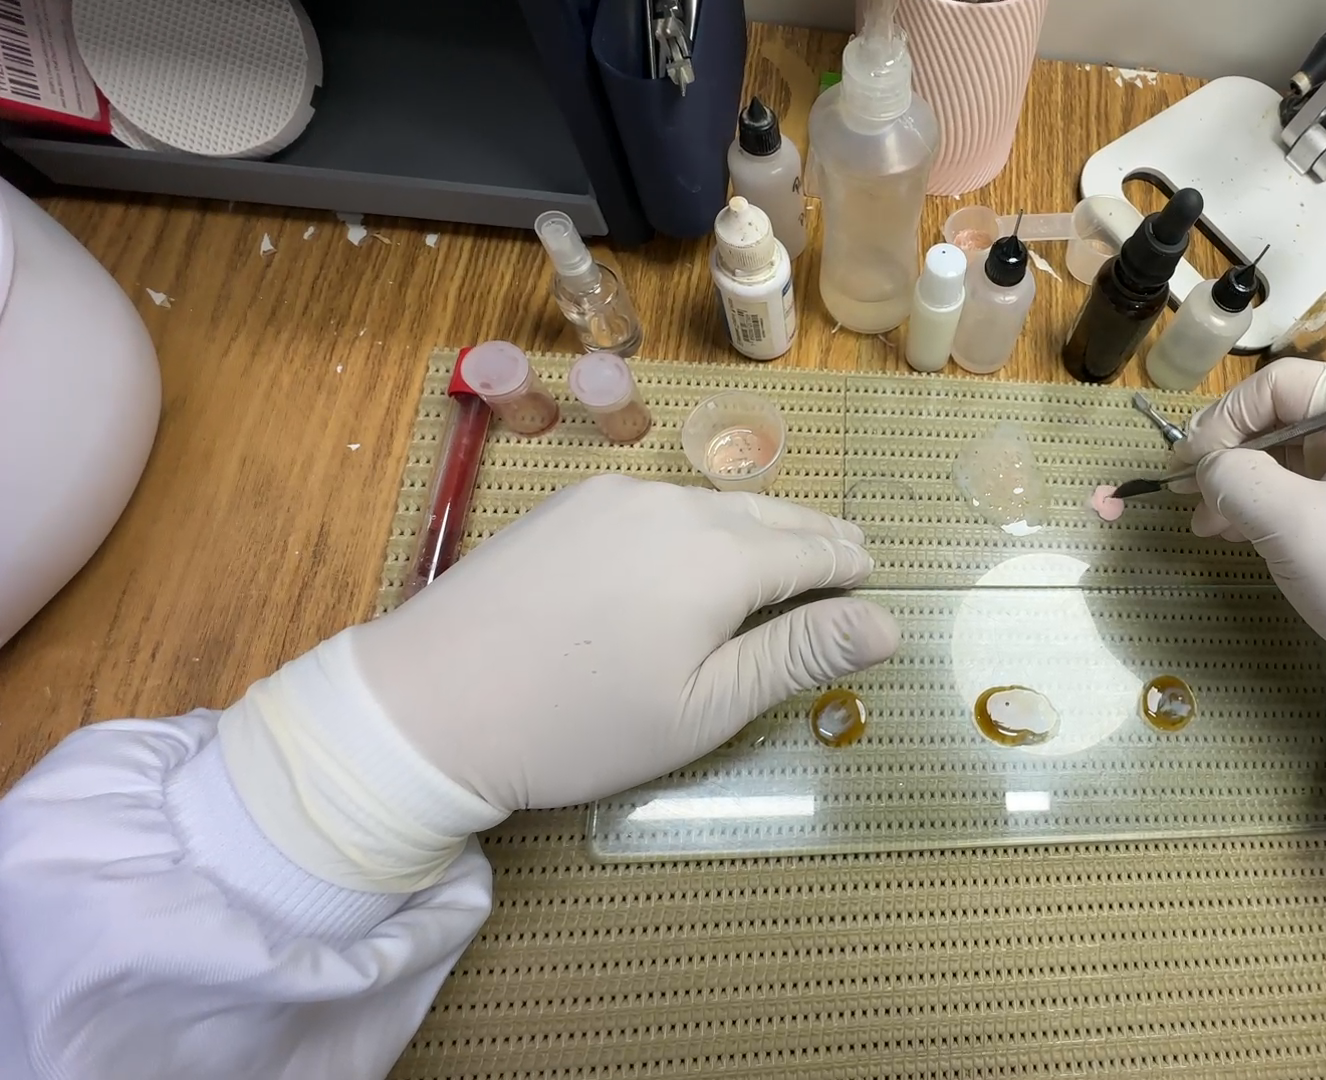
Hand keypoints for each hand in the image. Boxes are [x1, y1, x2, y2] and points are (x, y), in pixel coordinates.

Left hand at [219, 476, 898, 889]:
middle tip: (849, 545)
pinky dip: (705, 518)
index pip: (811, 550)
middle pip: (771, 515)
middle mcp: (679, 507)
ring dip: (762, 523)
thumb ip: (801, 653)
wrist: (423, 706)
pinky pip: (666, 502)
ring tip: (787, 541)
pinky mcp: (576, 500)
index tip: (872, 568)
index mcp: (721, 559)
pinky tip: (701, 540)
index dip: (848, 561)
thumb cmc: (583, 723)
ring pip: (719, 503)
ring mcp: (621, 495)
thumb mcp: (708, 705)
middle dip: (817, 532)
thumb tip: (889, 625)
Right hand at [1174, 358, 1325, 683]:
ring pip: (1287, 458)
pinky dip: (1264, 506)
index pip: (1284, 385)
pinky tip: (1233, 530)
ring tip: (1205, 522)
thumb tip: (1205, 466)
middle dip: (1229, 457)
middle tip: (1187, 493)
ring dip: (1239, 486)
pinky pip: (1304, 489)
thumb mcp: (1295, 527)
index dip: (1226, 418)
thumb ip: (1236, 480)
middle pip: (1284, 419)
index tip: (1188, 464)